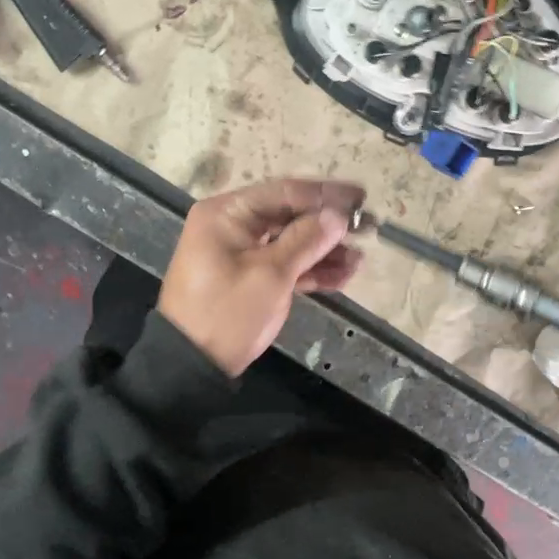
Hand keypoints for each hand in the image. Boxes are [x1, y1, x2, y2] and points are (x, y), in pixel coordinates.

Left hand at [158, 179, 364, 377]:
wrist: (191, 366)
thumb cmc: (227, 313)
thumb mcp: (270, 275)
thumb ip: (306, 240)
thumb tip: (338, 216)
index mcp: (227, 213)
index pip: (283, 192)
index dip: (324, 194)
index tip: (360, 198)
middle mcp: (232, 225)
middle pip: (288, 215)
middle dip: (327, 225)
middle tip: (367, 228)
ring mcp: (239, 252)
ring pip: (289, 241)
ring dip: (324, 250)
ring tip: (359, 260)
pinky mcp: (247, 277)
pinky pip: (283, 264)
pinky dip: (310, 269)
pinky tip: (343, 275)